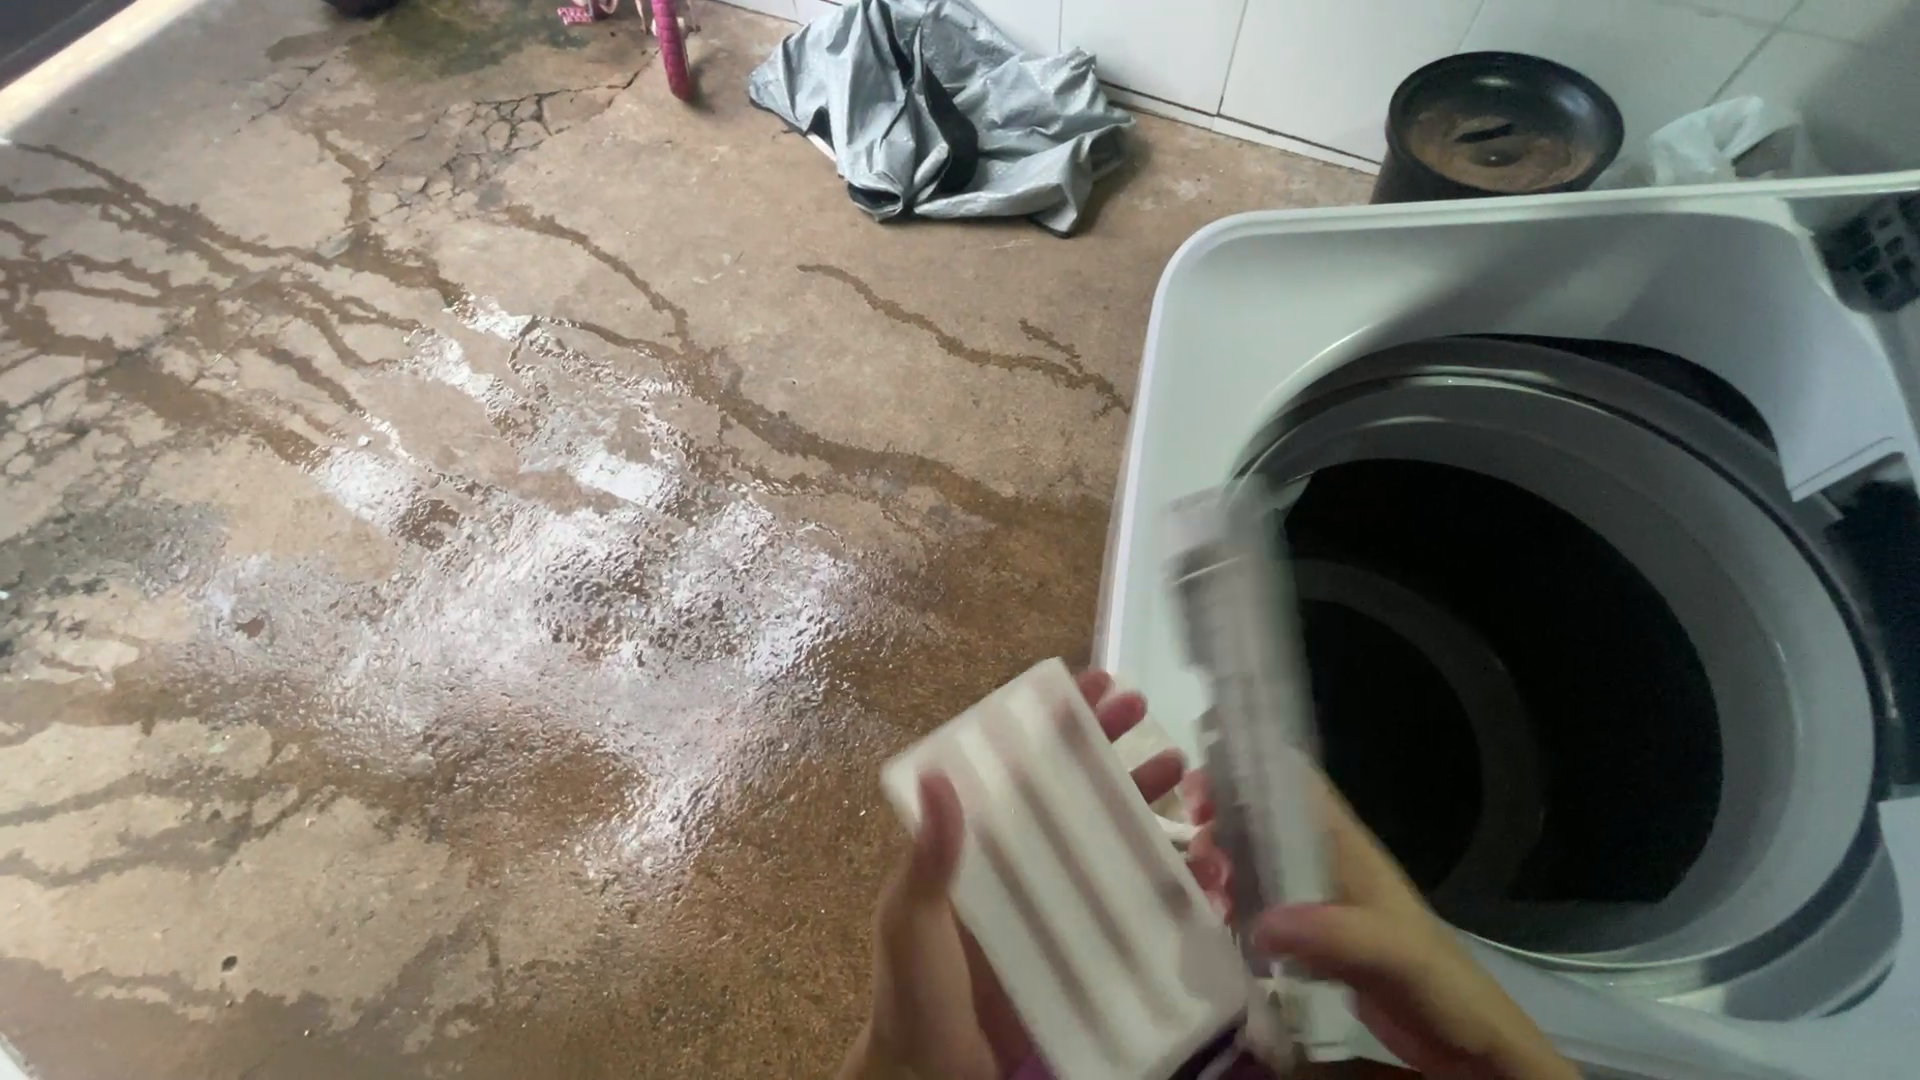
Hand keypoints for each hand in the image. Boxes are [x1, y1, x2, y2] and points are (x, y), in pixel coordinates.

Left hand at [840, 670, 1186, 1079]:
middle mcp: (1030, 864)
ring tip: (1194, 796)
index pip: (1028, 766)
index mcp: (985, 843)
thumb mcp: (912, 921)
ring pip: (1123, 844)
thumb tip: (939, 777)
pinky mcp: (1096, 954)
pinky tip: (1210, 884)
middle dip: (1121, 756)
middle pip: (1083, 793)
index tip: (1098, 685)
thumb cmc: (917, 994)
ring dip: (1161, 815)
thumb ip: (928, 859)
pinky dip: (1181, 893)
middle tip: (1158, 731)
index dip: (1062, 722)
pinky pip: (1146, 912)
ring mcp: (1066, 907)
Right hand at [1192, 774, 1577, 1079]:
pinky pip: (1257, 900)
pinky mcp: (1307, 931)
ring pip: (1252, 855)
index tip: (1203, 782)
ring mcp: (1313, 894)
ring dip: (1221, 861)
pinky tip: (1219, 919)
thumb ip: (1333, 933)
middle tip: (1195, 843)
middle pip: (1259, 814)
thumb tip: (1261, 922)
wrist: (1468, 1045)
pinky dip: (1231, 901)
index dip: (1246, 766)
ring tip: (1206, 888)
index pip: (1292, 779)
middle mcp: (1322, 857)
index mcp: (1342, 842)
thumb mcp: (1392, 953)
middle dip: (1220, 816)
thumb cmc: (1437, 981)